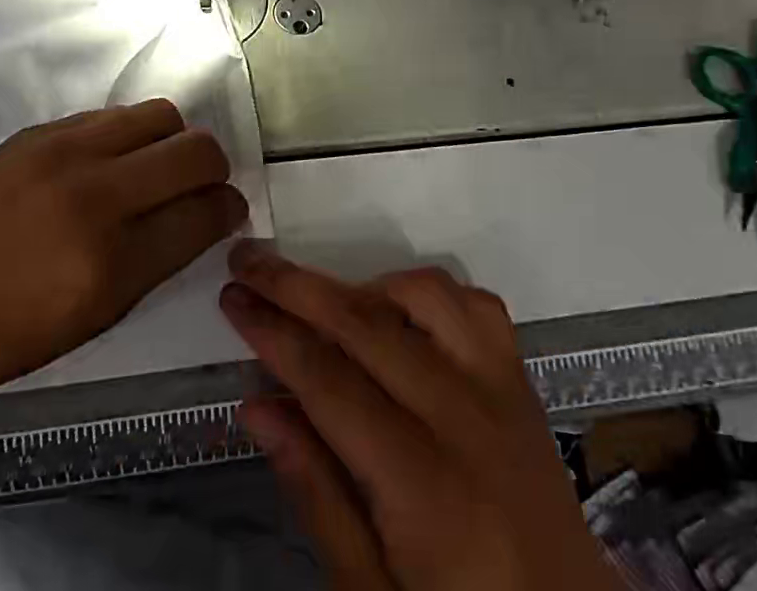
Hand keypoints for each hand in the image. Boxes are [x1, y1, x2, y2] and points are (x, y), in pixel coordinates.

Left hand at [0, 99, 247, 435]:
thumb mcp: (92, 322)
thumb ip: (154, 264)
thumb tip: (201, 220)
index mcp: (110, 265)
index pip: (205, 214)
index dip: (230, 211)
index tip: (228, 213)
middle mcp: (94, 197)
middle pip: (196, 150)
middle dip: (215, 170)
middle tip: (201, 190)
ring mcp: (62, 154)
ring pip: (160, 115)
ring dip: (175, 142)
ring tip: (157, 170)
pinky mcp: (36, 133)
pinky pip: (110, 117)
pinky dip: (129, 137)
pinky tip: (110, 165)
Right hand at [220, 244, 619, 590]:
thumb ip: (315, 494)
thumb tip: (256, 406)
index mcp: (425, 486)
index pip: (329, 379)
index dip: (272, 332)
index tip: (231, 299)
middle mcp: (467, 420)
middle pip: (367, 323)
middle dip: (296, 286)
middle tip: (247, 262)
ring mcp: (504, 393)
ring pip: (427, 296)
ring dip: (362, 283)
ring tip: (321, 302)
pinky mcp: (524, 385)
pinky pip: (478, 307)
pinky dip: (428, 294)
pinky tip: (397, 314)